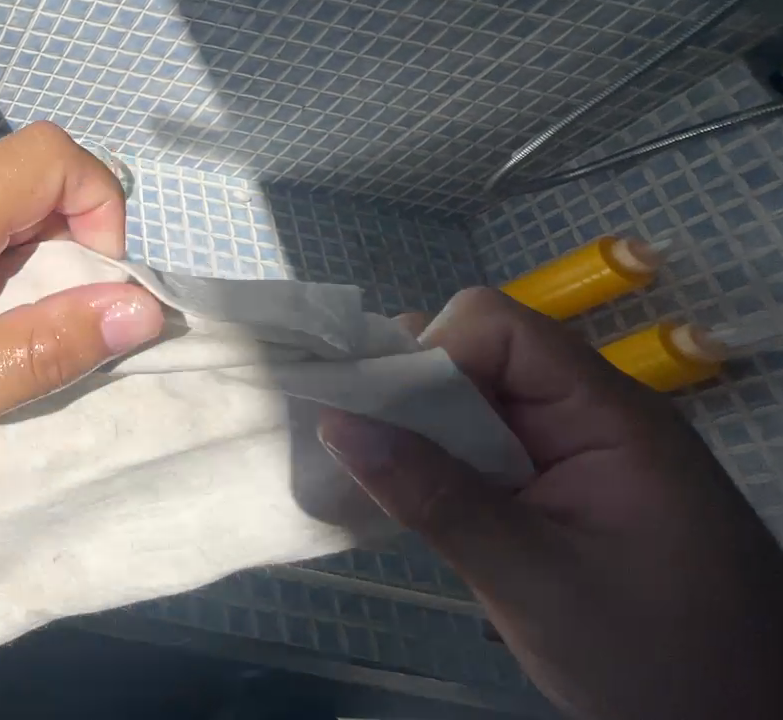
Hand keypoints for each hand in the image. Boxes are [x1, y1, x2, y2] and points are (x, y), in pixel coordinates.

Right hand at [319, 287, 782, 719]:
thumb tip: (334, 423)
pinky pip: (471, 434)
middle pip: (474, 349)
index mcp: (610, 419)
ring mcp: (568, 446)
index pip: (499, 329)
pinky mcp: (547, 477)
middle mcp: (587, 414)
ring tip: (377, 465)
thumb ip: (437, 499)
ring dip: (409, 419)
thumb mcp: (536, 584)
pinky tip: (404, 485)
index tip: (386, 413)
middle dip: (406, 384)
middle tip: (367, 442)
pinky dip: (425, 450)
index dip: (432, 352)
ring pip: (464, 391)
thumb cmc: (656, 661)